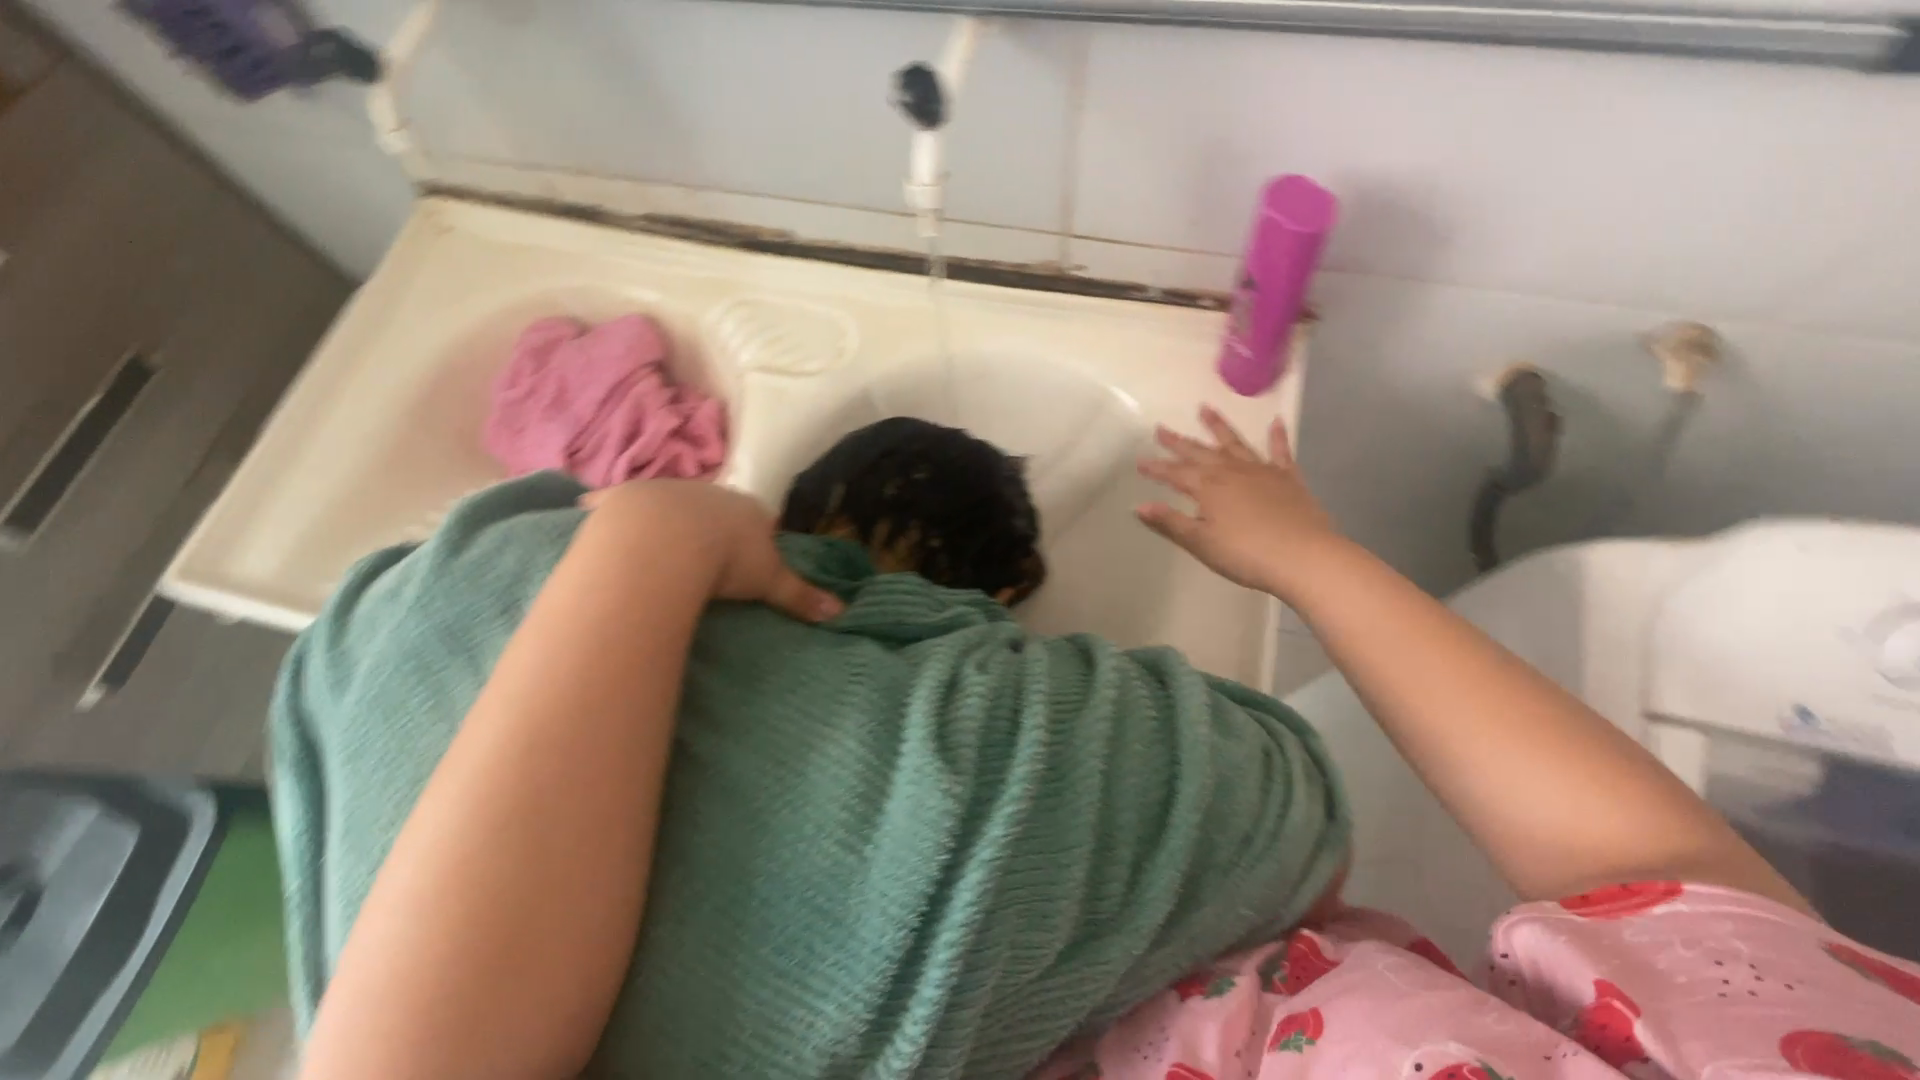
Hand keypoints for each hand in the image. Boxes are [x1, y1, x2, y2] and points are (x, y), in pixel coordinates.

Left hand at [580, 482, 844, 621]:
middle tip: (706, 557)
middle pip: (714, 508)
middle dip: (711, 527)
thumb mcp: (768, 580)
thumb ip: (800, 595)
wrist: (665, 540)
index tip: (748, 557)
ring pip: (668, 502)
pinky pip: (612, 500)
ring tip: (660, 544)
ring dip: (666, 518)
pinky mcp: (624, 498)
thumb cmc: (724, 559)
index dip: (756, 536)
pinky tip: (590, 509)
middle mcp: (707, 494)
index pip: (759, 518)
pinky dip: (604, 507)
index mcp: (745, 509)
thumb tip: (841, 612)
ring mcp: (665, 492)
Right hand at [1136, 406, 1343, 597]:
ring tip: (1205, 408)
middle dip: (1179, 442)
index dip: (1156, 468)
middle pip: (1200, 453)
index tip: (1140, 461)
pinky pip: (1280, 451)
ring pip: (1235, 443)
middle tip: (1161, 429)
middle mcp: (1232, 471)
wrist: (1305, 556)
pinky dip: (1277, 436)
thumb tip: (1140, 506)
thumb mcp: (1202, 542)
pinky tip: (1276, 421)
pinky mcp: (1288, 478)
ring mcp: (1262, 471)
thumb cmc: (1246, 554)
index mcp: (1208, 487)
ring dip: (1218, 426)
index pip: (1174, 474)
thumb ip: (1171, 522)